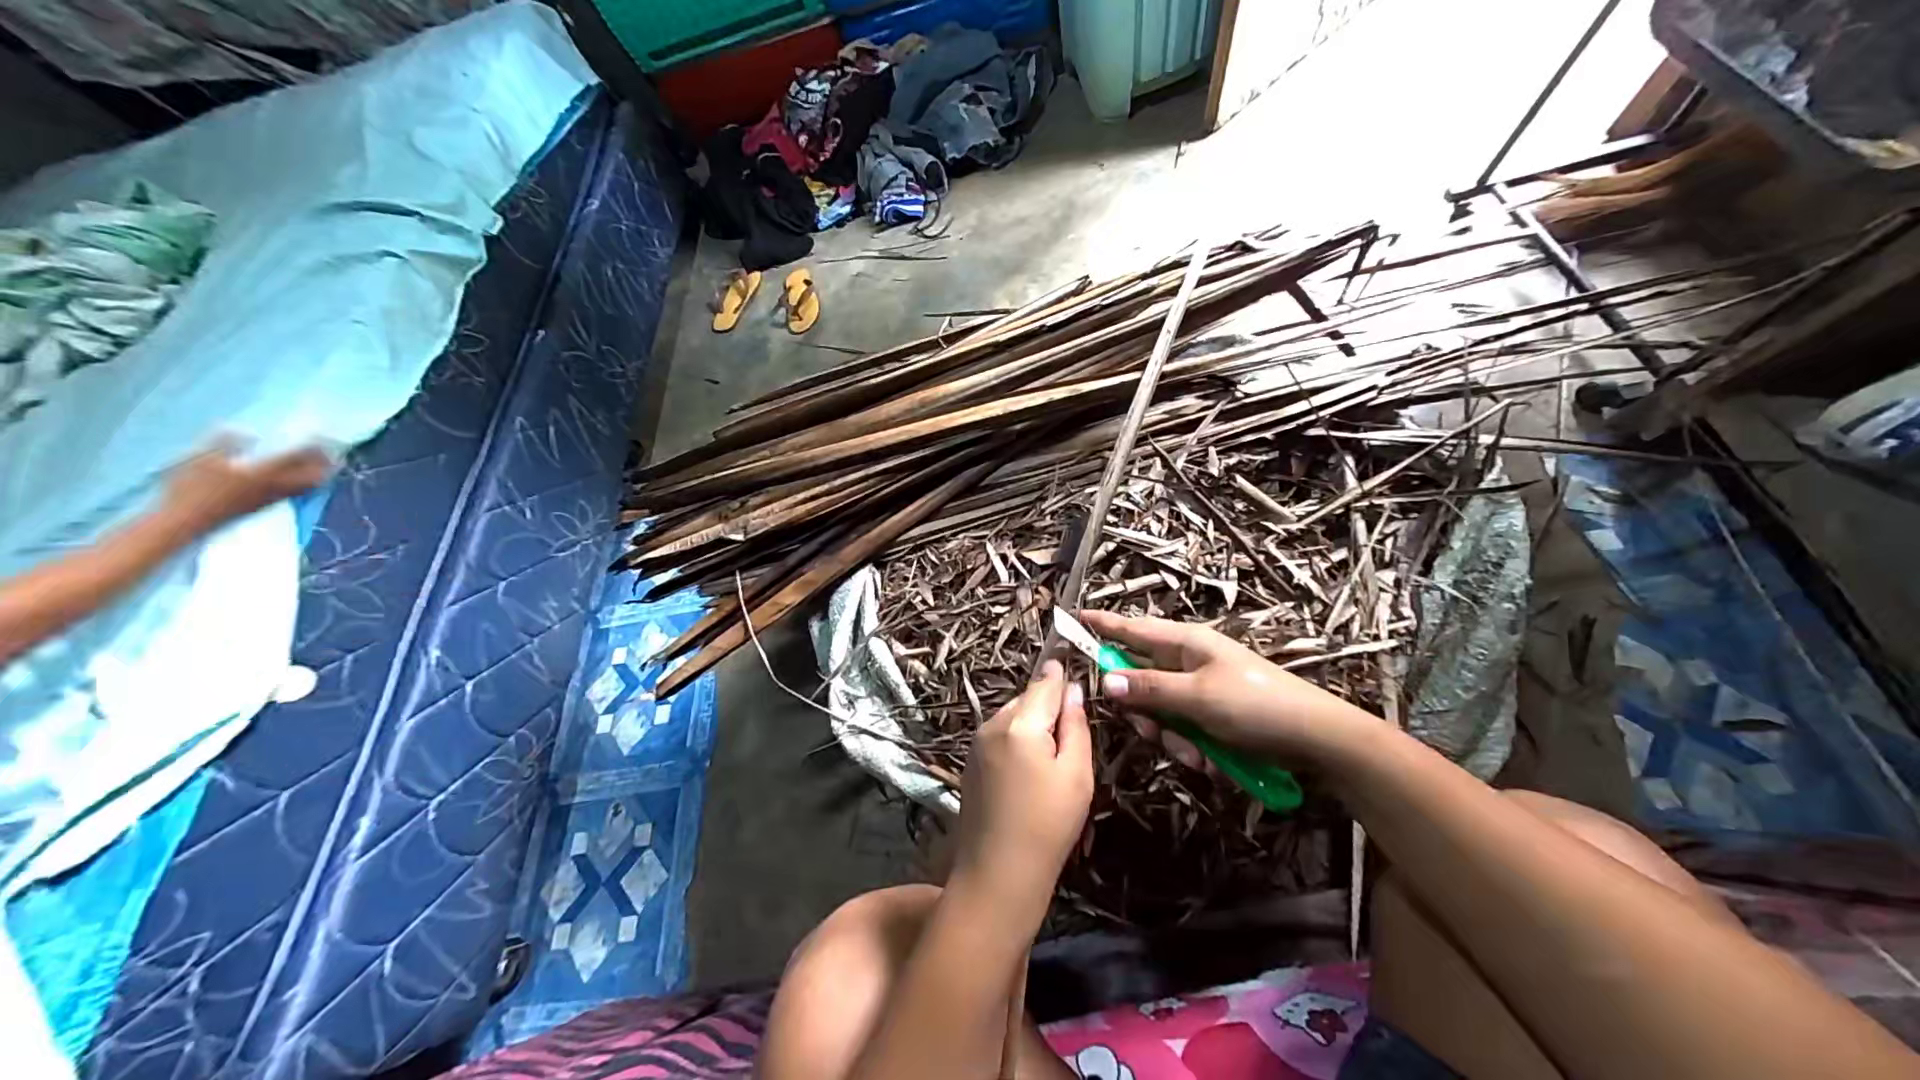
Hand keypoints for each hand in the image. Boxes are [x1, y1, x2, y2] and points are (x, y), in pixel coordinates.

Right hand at [163, 438, 333, 530]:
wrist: (186, 521)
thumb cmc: (192, 488)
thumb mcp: (202, 459)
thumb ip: (225, 442)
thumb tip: (243, 431)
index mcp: (264, 473)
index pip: (298, 458)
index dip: (313, 447)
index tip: (321, 437)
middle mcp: (276, 487)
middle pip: (315, 476)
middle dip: (327, 464)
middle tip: (333, 453)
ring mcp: (273, 499)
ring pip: (309, 487)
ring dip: (320, 474)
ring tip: (324, 464)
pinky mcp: (266, 507)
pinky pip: (298, 493)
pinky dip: (307, 483)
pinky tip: (300, 477)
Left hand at [952, 660, 1092, 906]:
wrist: (997, 874)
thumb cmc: (1048, 825)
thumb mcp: (1077, 775)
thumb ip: (1075, 726)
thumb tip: (1072, 690)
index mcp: (1019, 723)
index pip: (1045, 682)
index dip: (1062, 675)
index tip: (1077, 666)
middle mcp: (992, 724)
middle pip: (1027, 697)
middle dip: (1049, 706)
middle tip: (1073, 734)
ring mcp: (976, 743)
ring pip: (1013, 716)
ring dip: (1033, 724)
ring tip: (1053, 760)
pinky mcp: (970, 762)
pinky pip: (1000, 736)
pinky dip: (1018, 741)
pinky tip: (1030, 773)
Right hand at [1079, 610, 1381, 768]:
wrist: (1317, 739)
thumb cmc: (1255, 706)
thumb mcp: (1196, 698)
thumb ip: (1147, 689)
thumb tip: (1105, 680)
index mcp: (1185, 642)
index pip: (1131, 628)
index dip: (1101, 625)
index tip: (1071, 619)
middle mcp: (1188, 660)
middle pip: (1138, 677)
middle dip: (1143, 710)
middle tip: (1152, 730)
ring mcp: (1201, 687)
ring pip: (1158, 709)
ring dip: (1170, 735)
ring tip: (1195, 754)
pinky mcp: (1213, 713)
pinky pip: (1182, 726)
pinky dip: (1190, 745)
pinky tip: (1210, 762)